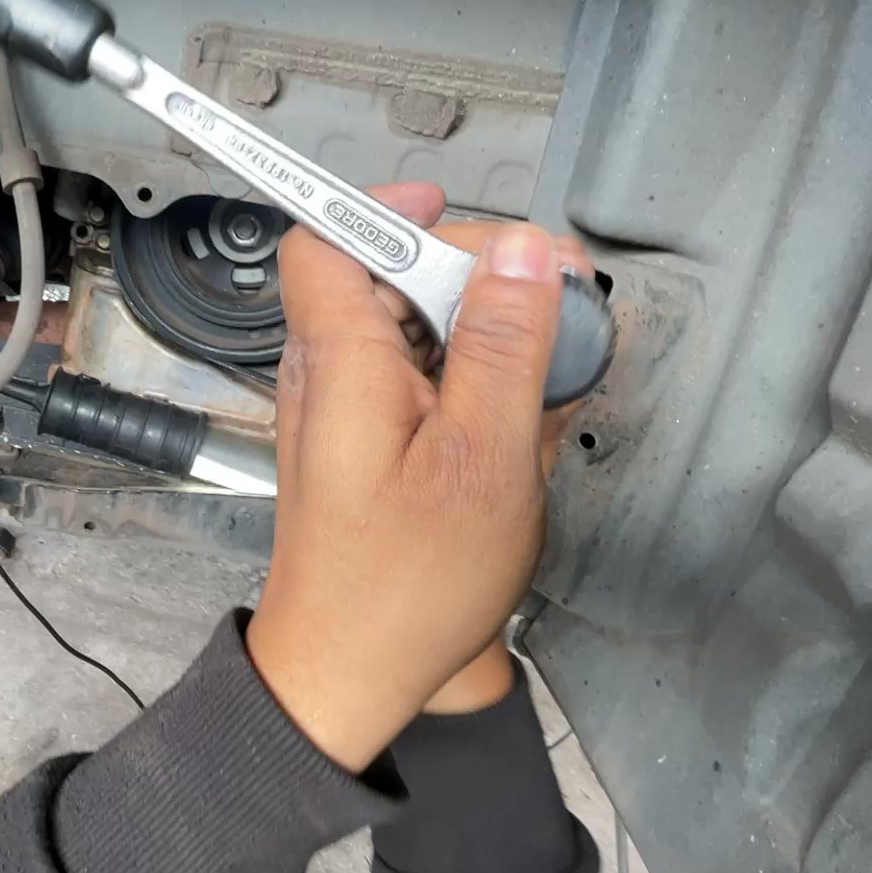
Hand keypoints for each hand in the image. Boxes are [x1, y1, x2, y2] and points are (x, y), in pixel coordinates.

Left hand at [245, 183, 591, 770]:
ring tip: (537, 386)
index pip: (325, 242)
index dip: (384, 210)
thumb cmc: (402, 583)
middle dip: (468, 280)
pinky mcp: (362, 441)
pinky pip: (412, 382)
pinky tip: (510, 426)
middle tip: (547, 314)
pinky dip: (465, 386)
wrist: (349, 666)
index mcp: (338, 361)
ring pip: (407, 332)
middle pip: (383, 278)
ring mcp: (340, 408)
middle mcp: (324, 375)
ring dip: (478, 341)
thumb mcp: (482, 457)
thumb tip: (522, 254)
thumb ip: (504, 346)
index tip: (452, 206)